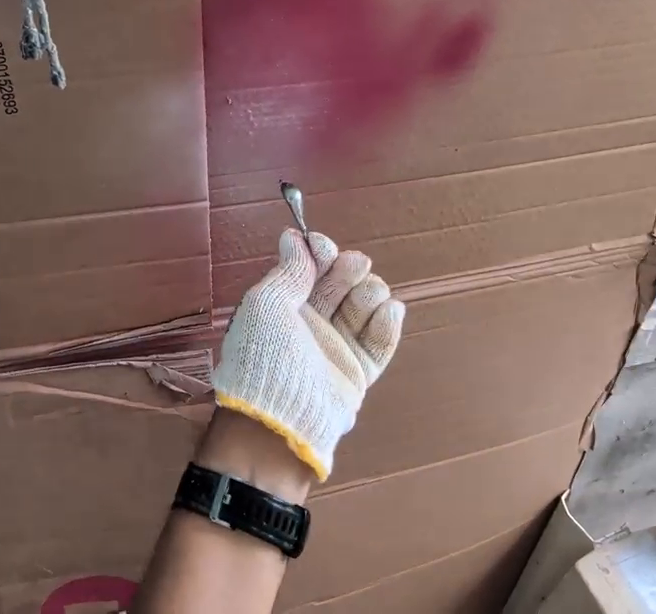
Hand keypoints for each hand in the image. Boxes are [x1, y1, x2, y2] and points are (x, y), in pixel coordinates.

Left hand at [210, 228, 404, 480]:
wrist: (278, 419)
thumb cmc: (264, 355)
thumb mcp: (266, 303)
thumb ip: (289, 270)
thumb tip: (293, 236)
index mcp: (284, 307)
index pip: (310, 271)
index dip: (320, 254)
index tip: (323, 245)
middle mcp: (310, 325)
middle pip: (340, 286)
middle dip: (349, 270)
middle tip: (355, 266)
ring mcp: (335, 349)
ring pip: (363, 310)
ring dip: (370, 293)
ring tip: (371, 293)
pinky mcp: (357, 374)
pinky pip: (379, 345)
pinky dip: (388, 325)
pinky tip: (391, 309)